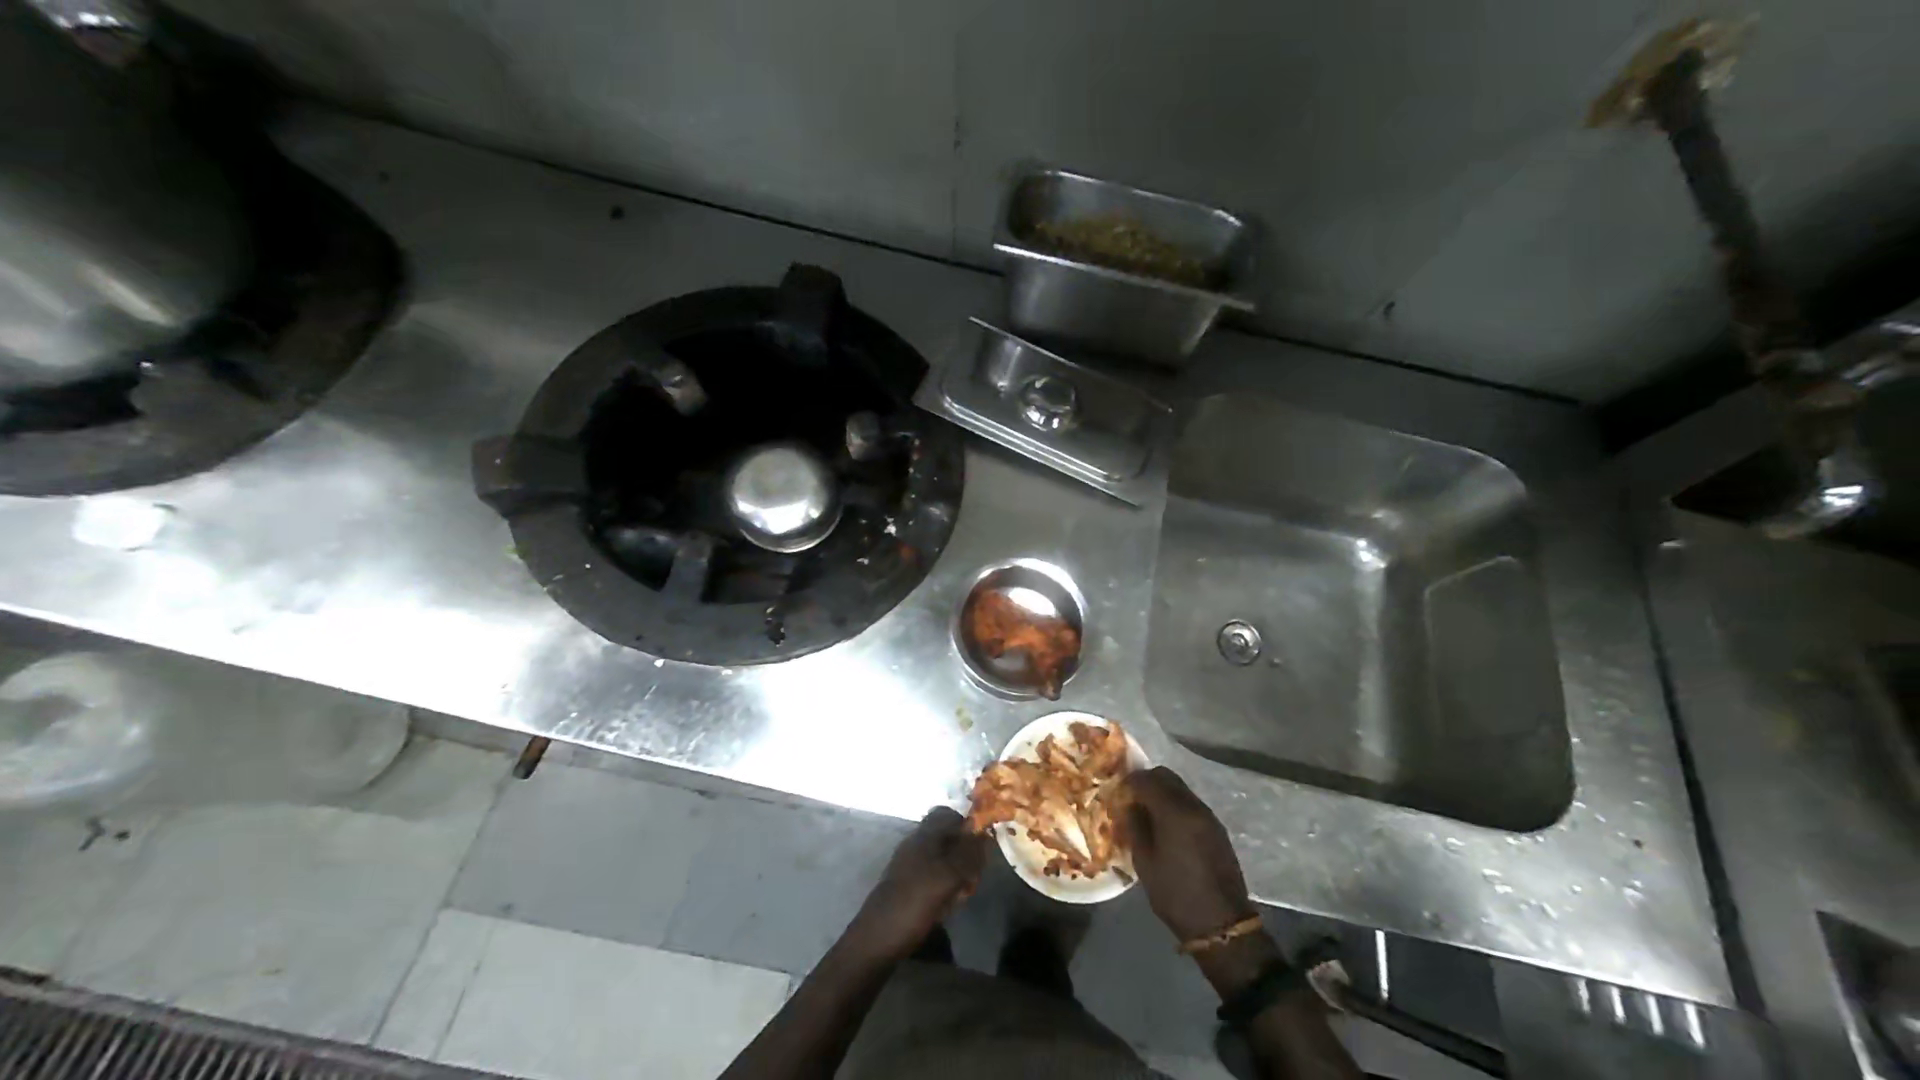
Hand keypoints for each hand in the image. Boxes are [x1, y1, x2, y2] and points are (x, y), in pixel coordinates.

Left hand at [847, 807, 987, 961]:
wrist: (876, 940)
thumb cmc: (912, 904)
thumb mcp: (946, 877)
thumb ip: (968, 853)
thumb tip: (986, 833)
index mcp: (923, 836)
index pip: (949, 815)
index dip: (967, 825)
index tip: (983, 846)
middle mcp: (917, 846)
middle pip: (950, 839)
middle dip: (967, 856)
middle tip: (972, 879)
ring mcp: (911, 866)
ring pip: (945, 861)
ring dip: (959, 875)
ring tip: (962, 896)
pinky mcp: (910, 887)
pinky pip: (936, 880)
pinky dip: (946, 889)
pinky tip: (948, 908)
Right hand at [1121, 767, 1257, 943]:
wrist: (1221, 923)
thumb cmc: (1175, 894)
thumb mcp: (1144, 862)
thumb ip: (1134, 826)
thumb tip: (1128, 805)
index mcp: (1174, 813)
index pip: (1147, 780)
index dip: (1129, 781)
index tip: (1117, 793)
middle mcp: (1194, 806)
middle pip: (1167, 776)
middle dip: (1146, 781)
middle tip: (1131, 799)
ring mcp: (1209, 816)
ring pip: (1180, 788)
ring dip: (1162, 792)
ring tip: (1148, 814)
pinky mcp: (1217, 828)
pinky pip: (1191, 803)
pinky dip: (1176, 804)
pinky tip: (1167, 826)